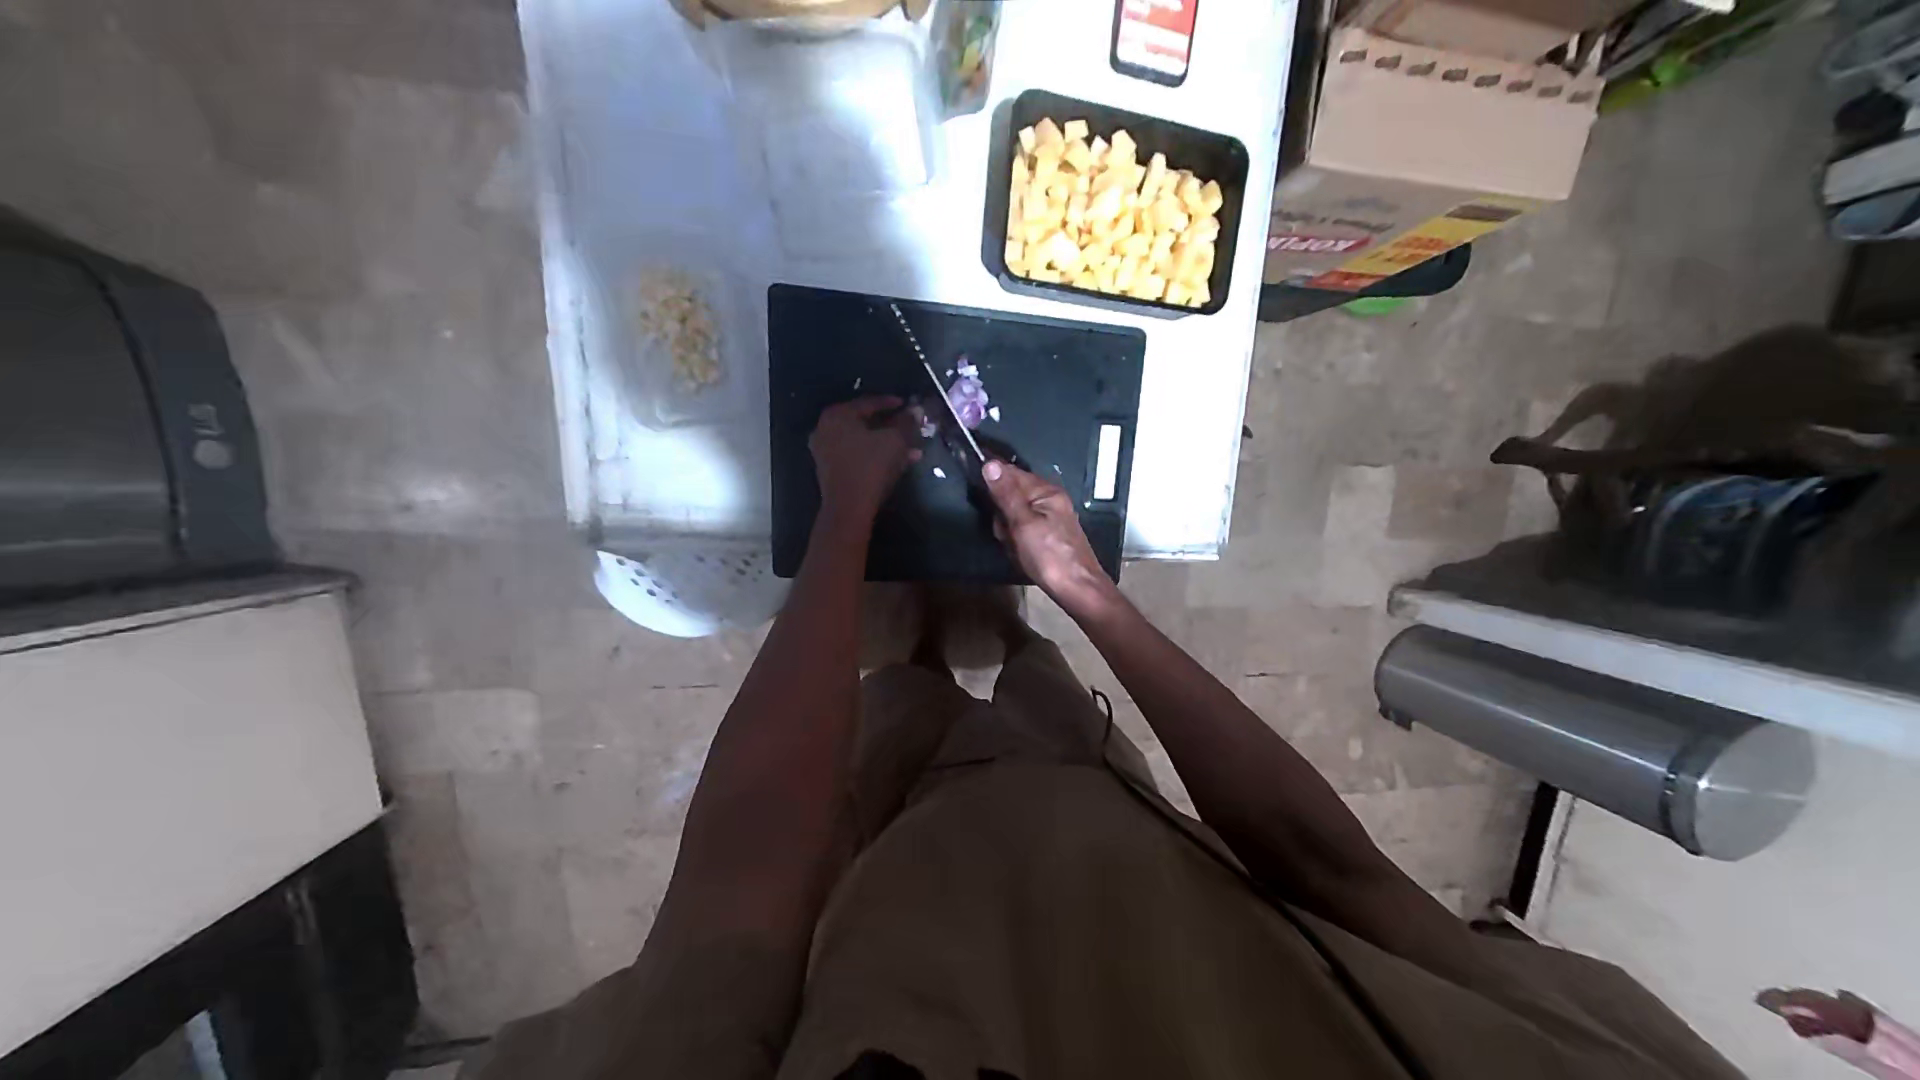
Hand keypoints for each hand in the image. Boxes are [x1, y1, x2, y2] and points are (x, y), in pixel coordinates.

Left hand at [810, 396, 921, 522]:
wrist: (848, 508)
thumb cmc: (870, 467)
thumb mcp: (895, 441)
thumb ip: (906, 423)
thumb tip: (916, 410)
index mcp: (838, 415)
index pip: (869, 402)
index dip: (892, 403)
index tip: (909, 405)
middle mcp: (826, 428)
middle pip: (865, 422)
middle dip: (891, 426)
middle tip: (911, 428)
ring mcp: (825, 450)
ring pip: (863, 441)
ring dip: (887, 443)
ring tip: (912, 449)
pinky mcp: (830, 470)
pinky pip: (857, 455)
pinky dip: (876, 455)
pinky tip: (898, 462)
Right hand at [981, 459, 1117, 615]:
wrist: (1077, 589)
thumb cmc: (1049, 556)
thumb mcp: (1023, 524)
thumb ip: (1006, 494)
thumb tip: (990, 464)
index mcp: (1046, 491)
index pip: (1012, 472)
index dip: (992, 476)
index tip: (977, 486)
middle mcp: (1050, 499)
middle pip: (1011, 495)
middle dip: (1001, 513)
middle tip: (1005, 532)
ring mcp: (1050, 518)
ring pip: (1014, 515)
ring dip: (1008, 530)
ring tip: (1015, 547)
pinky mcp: (1048, 535)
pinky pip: (1023, 529)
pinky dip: (1017, 540)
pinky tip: (1020, 553)